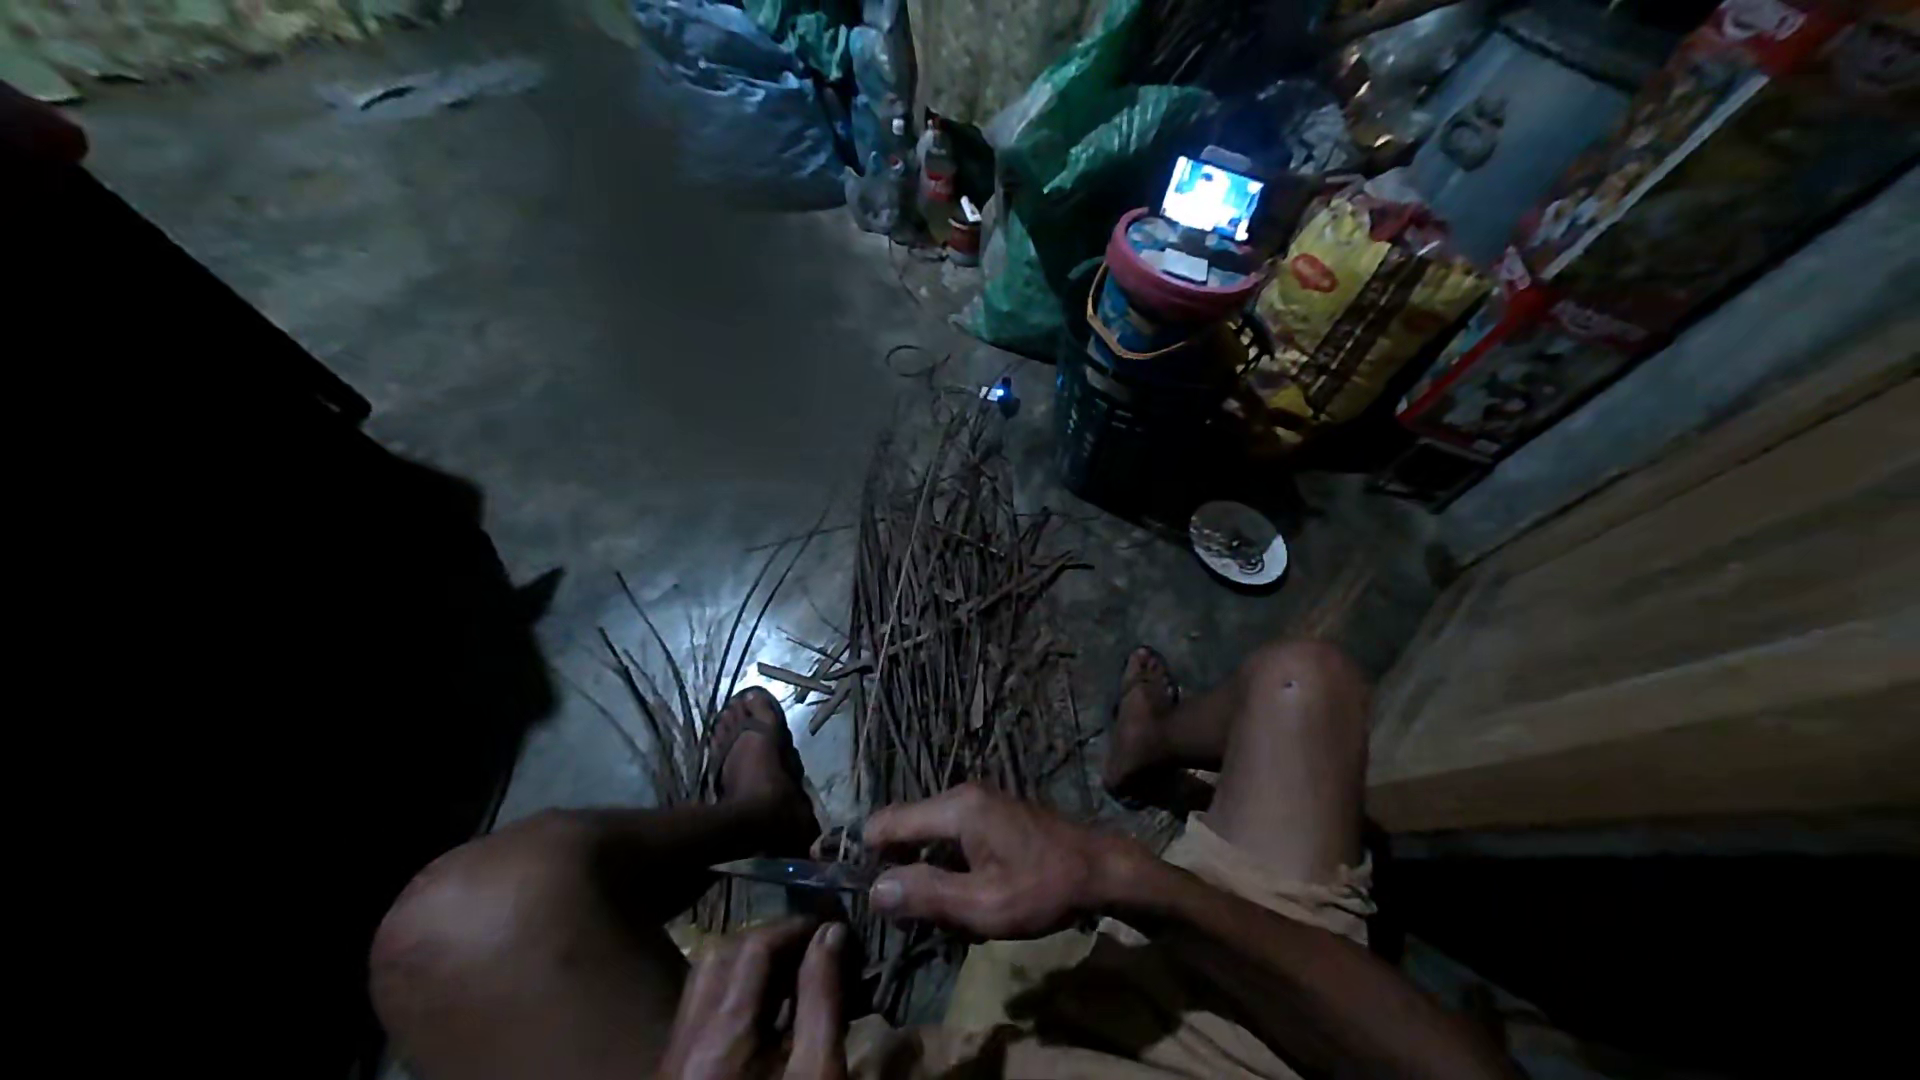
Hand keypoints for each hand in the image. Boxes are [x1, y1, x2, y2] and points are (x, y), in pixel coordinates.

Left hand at [655, 918, 847, 1079]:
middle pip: (722, 953)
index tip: (832, 926)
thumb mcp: (818, 1076)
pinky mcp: (673, 1077)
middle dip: (770, 939)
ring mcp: (673, 1059)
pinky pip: (699, 1009)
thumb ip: (823, 998)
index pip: (756, 947)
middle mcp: (686, 1039)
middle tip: (811, 945)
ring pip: (704, 979)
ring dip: (748, 961)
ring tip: (791, 972)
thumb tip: (831, 934)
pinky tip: (766, 1009)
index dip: (796, 927)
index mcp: (723, 1038)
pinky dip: (733, 990)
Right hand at [862, 784, 1136, 938]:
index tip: (860, 892)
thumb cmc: (1043, 888)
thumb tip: (873, 889)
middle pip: (905, 827)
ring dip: (926, 871)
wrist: (1099, 869)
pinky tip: (965, 894)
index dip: (866, 855)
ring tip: (943, 910)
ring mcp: (978, 801)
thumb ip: (927, 894)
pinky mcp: (990, 813)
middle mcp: (961, 794)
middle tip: (910, 915)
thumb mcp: (984, 904)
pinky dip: (946, 864)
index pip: (886, 822)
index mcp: (955, 808)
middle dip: (900, 869)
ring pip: (927, 834)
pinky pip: (950, 835)